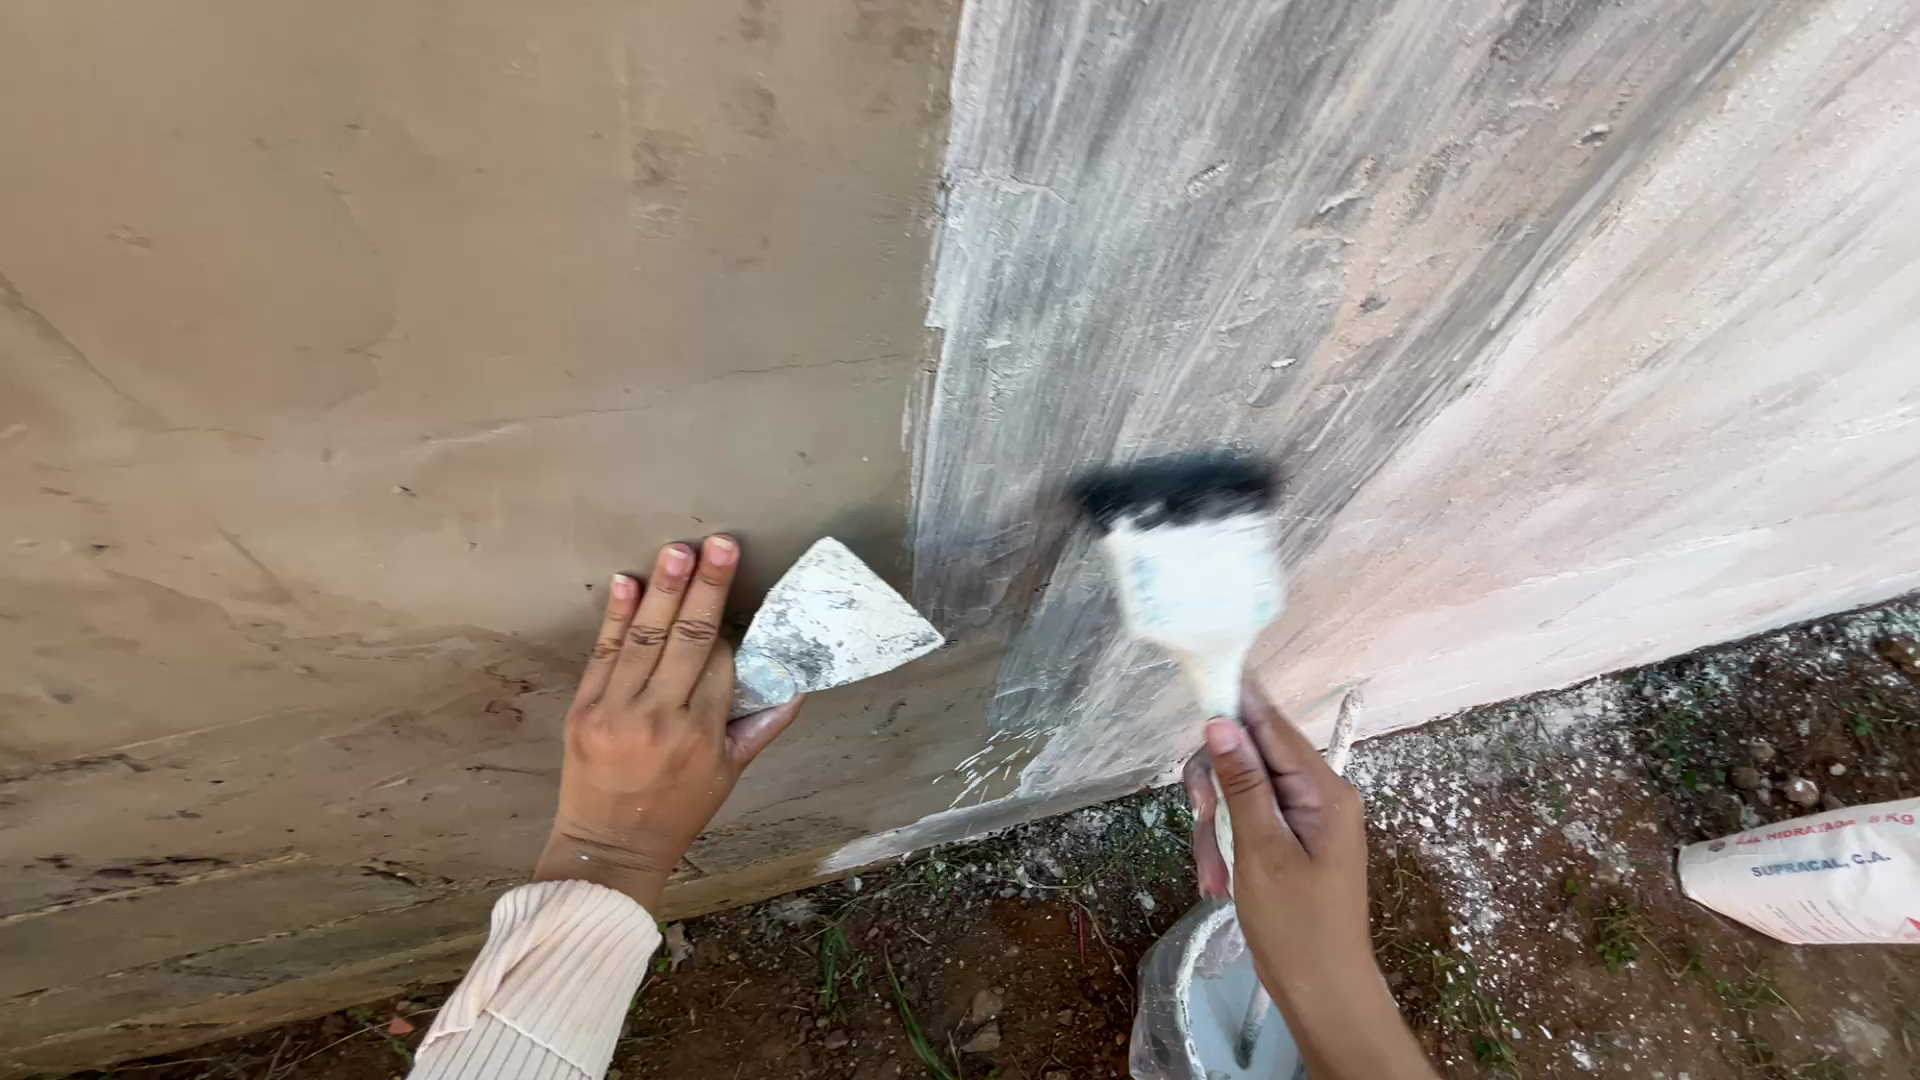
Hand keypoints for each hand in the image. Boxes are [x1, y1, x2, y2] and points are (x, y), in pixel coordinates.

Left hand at [533, 536, 804, 910]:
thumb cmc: (679, 810)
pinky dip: (616, 615)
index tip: (739, 608)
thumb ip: (764, 725)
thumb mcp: (731, 772)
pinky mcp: (582, 708)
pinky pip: (603, 653)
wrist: (607, 847)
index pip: (721, 664)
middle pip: (688, 639)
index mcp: (700, 733)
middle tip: (720, 544)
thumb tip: (798, 684)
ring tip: (680, 550)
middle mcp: (658, 716)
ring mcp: (614, 710)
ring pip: (645, 638)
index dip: (730, 636)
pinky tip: (629, 581)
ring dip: (665, 589)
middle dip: (707, 588)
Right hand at [1187, 679, 1370, 993]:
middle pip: (1248, 755)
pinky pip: (1245, 815)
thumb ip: (1241, 782)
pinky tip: (1217, 878)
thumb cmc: (1296, 925)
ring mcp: (1302, 812)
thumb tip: (1221, 721)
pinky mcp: (1288, 832)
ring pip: (1238, 787)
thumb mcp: (1261, 850)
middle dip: (1216, 787)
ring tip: (1211, 872)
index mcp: (1322, 789)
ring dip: (1215, 825)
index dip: (1236, 701)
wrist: (1321, 992)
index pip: (1272, 725)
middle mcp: (1315, 791)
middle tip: (1201, 819)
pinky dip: (1225, 841)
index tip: (1201, 675)